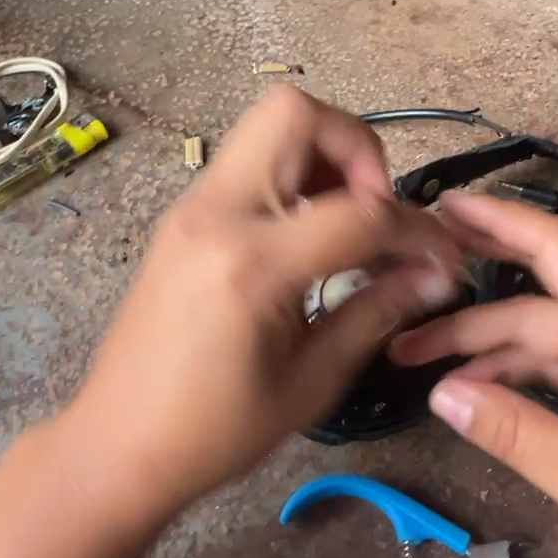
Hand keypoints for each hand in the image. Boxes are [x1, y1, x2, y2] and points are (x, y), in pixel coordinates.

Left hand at [68, 86, 459, 510]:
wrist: (117, 445)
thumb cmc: (215, 432)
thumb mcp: (311, 380)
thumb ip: (377, 311)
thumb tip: (434, 275)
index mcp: (251, 264)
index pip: (359, 212)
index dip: (417, 231)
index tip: (441, 258)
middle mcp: (216, 212)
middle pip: (296, 113)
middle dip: (358, 146)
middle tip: (378, 207)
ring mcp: (193, 204)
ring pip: (270, 123)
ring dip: (325, 153)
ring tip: (348, 217)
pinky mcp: (186, 211)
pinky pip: (251, 157)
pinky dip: (294, 171)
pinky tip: (310, 228)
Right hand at [391, 194, 557, 557]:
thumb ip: (518, 434)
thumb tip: (441, 394)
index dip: (499, 218)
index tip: (443, 207)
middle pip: (539, 294)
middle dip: (469, 297)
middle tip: (405, 291)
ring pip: (548, 330)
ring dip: (487, 344)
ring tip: (417, 356)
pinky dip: (523, 372)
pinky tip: (477, 389)